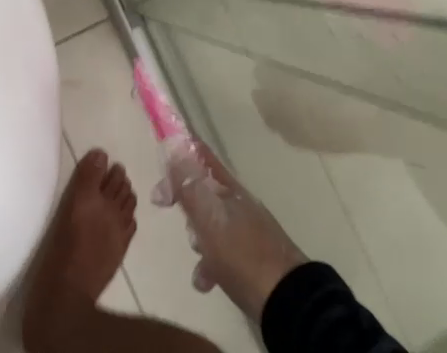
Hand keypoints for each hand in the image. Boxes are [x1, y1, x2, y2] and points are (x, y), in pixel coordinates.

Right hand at [153, 138, 305, 319]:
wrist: (287, 301)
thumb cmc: (242, 256)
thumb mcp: (209, 219)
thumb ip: (189, 185)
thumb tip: (173, 145)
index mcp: (229, 189)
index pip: (201, 156)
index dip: (179, 151)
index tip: (159, 164)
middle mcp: (237, 204)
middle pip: (202, 189)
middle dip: (182, 199)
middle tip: (163, 205)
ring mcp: (245, 231)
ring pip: (208, 223)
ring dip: (196, 237)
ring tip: (198, 256)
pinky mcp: (249, 259)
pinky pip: (220, 254)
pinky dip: (209, 265)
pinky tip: (205, 281)